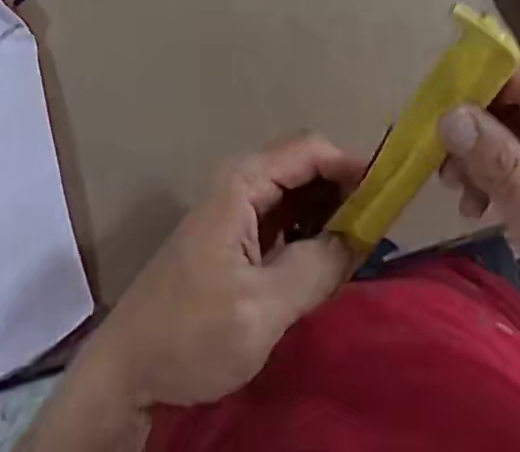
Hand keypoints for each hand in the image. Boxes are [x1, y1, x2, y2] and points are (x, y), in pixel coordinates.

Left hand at [21, 134, 367, 450]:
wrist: (128, 369)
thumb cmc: (191, 334)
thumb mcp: (263, 307)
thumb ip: (316, 266)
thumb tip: (360, 238)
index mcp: (241, 183)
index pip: (311, 150)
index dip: (353, 166)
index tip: (391, 196)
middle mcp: (238, 183)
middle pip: (305, 166)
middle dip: (345, 190)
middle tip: (380, 228)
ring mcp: (234, 208)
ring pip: (297, 193)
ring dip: (329, 212)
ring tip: (359, 246)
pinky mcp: (234, 235)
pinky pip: (284, 217)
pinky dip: (310, 230)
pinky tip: (327, 259)